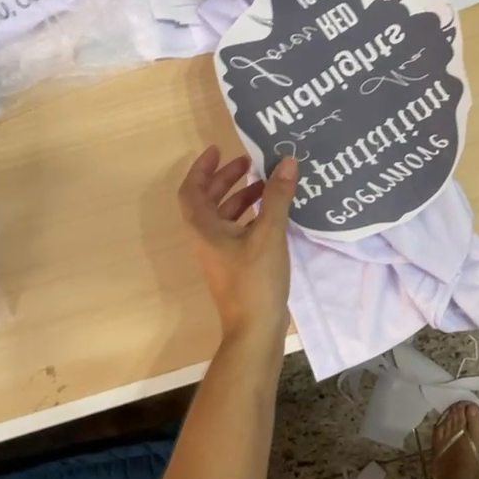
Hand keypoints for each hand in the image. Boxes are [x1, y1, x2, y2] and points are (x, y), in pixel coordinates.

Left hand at [176, 146, 297, 347]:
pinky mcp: (235, 265)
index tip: (220, 150)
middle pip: (208, 200)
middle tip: (250, 162)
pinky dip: (251, 216)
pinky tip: (274, 213)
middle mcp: (206, 238)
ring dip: (242, 197)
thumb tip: (287, 161)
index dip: (202, 167)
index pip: (191, 189)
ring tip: (267, 184)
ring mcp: (220, 254)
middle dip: (227, 178)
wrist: (254, 328)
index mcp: (204, 228)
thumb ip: (277, 196)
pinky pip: (238, 230)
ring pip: (225, 216)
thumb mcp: (269, 233)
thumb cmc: (255, 279)